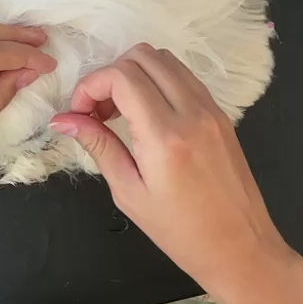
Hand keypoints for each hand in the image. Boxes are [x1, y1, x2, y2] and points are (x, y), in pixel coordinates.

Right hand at [50, 44, 295, 296]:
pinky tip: (146, 116)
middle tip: (97, 112)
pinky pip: (184, 77)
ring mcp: (211, 109)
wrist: (239, 247)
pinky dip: (157, 82)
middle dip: (109, 75)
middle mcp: (191, 112)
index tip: (79, 114)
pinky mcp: (220, 114)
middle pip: (142, 55)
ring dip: (134, 75)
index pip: (121, 76)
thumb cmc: (179, 232)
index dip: (90, 85)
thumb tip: (62, 120)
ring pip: (165, 59)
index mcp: (165, 135)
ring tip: (119, 114)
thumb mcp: (129, 192)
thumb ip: (98, 146)